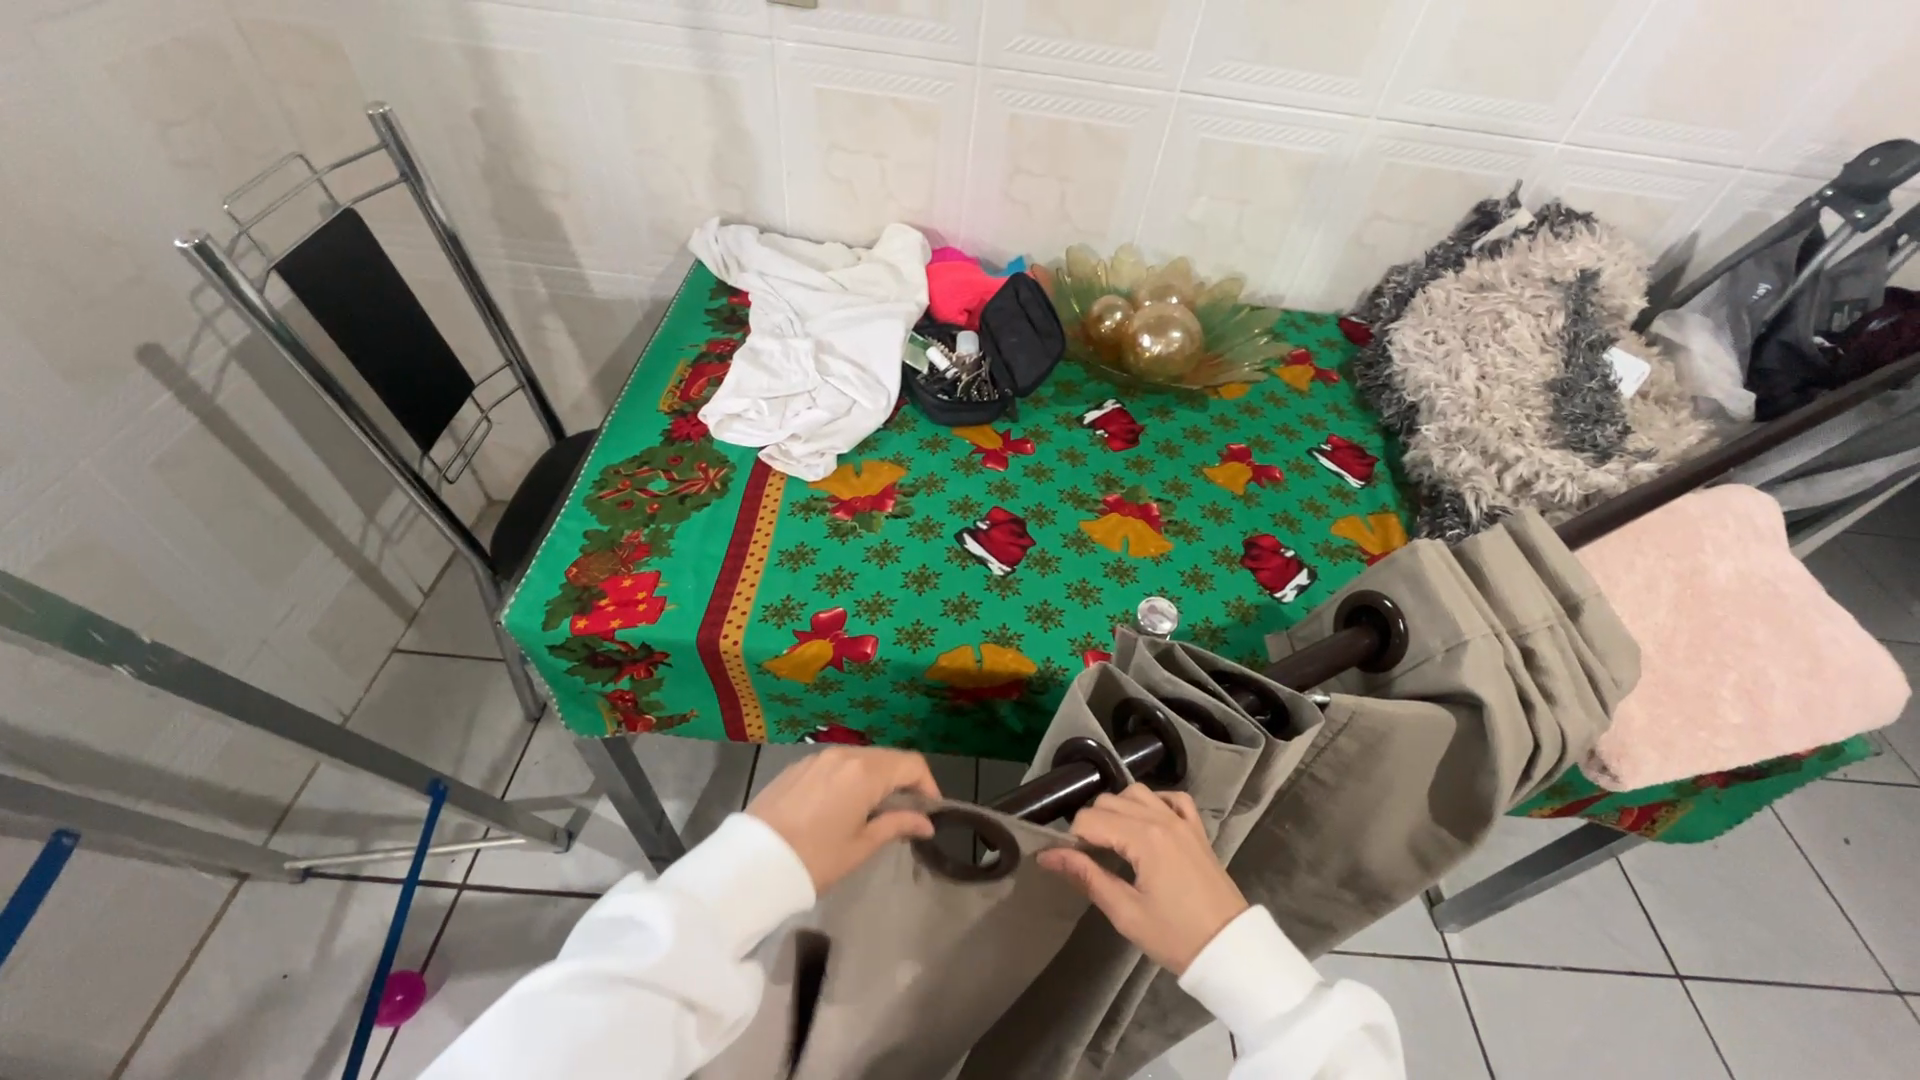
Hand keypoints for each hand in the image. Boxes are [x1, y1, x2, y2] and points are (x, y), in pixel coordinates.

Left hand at [746, 747, 940, 891]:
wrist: (752, 861)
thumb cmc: (814, 858)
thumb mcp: (861, 846)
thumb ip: (897, 825)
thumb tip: (926, 822)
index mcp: (865, 772)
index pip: (911, 764)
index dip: (927, 785)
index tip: (929, 812)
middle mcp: (844, 754)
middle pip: (887, 758)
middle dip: (903, 781)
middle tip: (906, 814)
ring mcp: (818, 757)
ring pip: (861, 759)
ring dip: (876, 778)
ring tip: (875, 811)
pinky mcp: (799, 766)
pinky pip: (837, 764)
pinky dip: (851, 778)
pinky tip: (845, 805)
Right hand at [1036, 785, 1247, 975]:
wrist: (1231, 950)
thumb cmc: (1175, 936)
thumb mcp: (1125, 912)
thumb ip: (1086, 877)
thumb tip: (1047, 856)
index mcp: (1143, 837)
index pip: (1090, 819)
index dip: (1072, 840)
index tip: (1071, 864)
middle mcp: (1161, 818)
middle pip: (1109, 801)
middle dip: (1091, 824)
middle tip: (1090, 859)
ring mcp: (1182, 820)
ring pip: (1136, 792)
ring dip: (1118, 809)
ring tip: (1115, 841)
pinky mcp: (1197, 829)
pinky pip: (1171, 798)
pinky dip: (1153, 803)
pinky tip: (1146, 824)